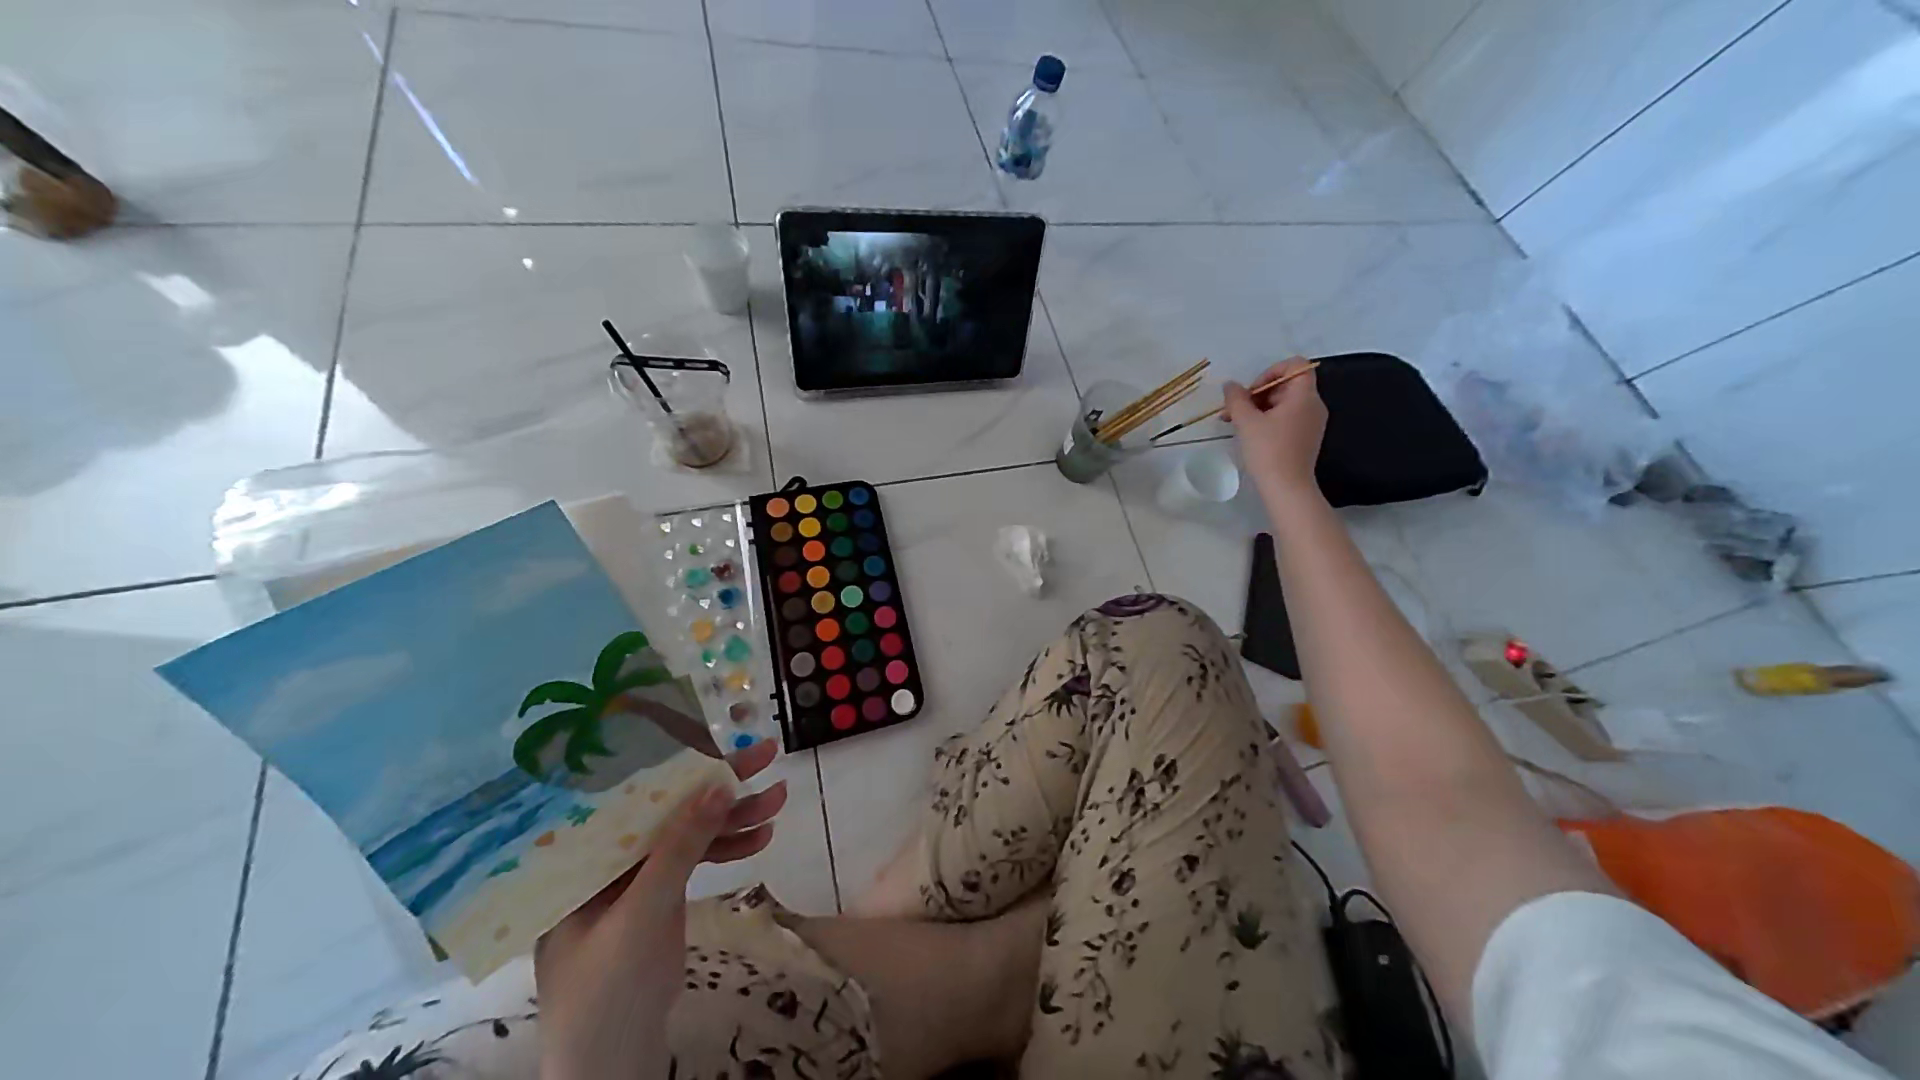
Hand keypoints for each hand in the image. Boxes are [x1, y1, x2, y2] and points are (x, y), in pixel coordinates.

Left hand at [534, 740, 786, 1079]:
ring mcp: (640, 873)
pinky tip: (763, 835)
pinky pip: (701, 858)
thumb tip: (717, 785)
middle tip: (768, 755)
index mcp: (586, 851)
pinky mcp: (664, 892)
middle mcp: (611, 852)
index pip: (634, 792)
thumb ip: (678, 849)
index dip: (680, 762)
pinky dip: (731, 847)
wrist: (613, 1059)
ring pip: (693, 830)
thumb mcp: (641, 913)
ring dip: (736, 816)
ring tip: (781, 798)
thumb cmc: (604, 988)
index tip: (724, 740)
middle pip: (671, 806)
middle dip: (721, 785)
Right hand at [1224, 356, 1326, 502]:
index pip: (1296, 365)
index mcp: (1304, 396)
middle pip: (1287, 384)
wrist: (1287, 488)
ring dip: (1259, 407)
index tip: (1252, 392)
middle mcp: (1313, 405)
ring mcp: (1312, 422)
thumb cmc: (1268, 451)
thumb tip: (1230, 385)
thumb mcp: (1246, 422)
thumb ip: (1236, 399)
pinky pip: (1287, 417)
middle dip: (1259, 393)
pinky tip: (1250, 433)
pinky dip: (1268, 419)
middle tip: (1236, 410)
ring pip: (1284, 402)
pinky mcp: (1306, 437)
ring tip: (1237, 423)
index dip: (1271, 371)